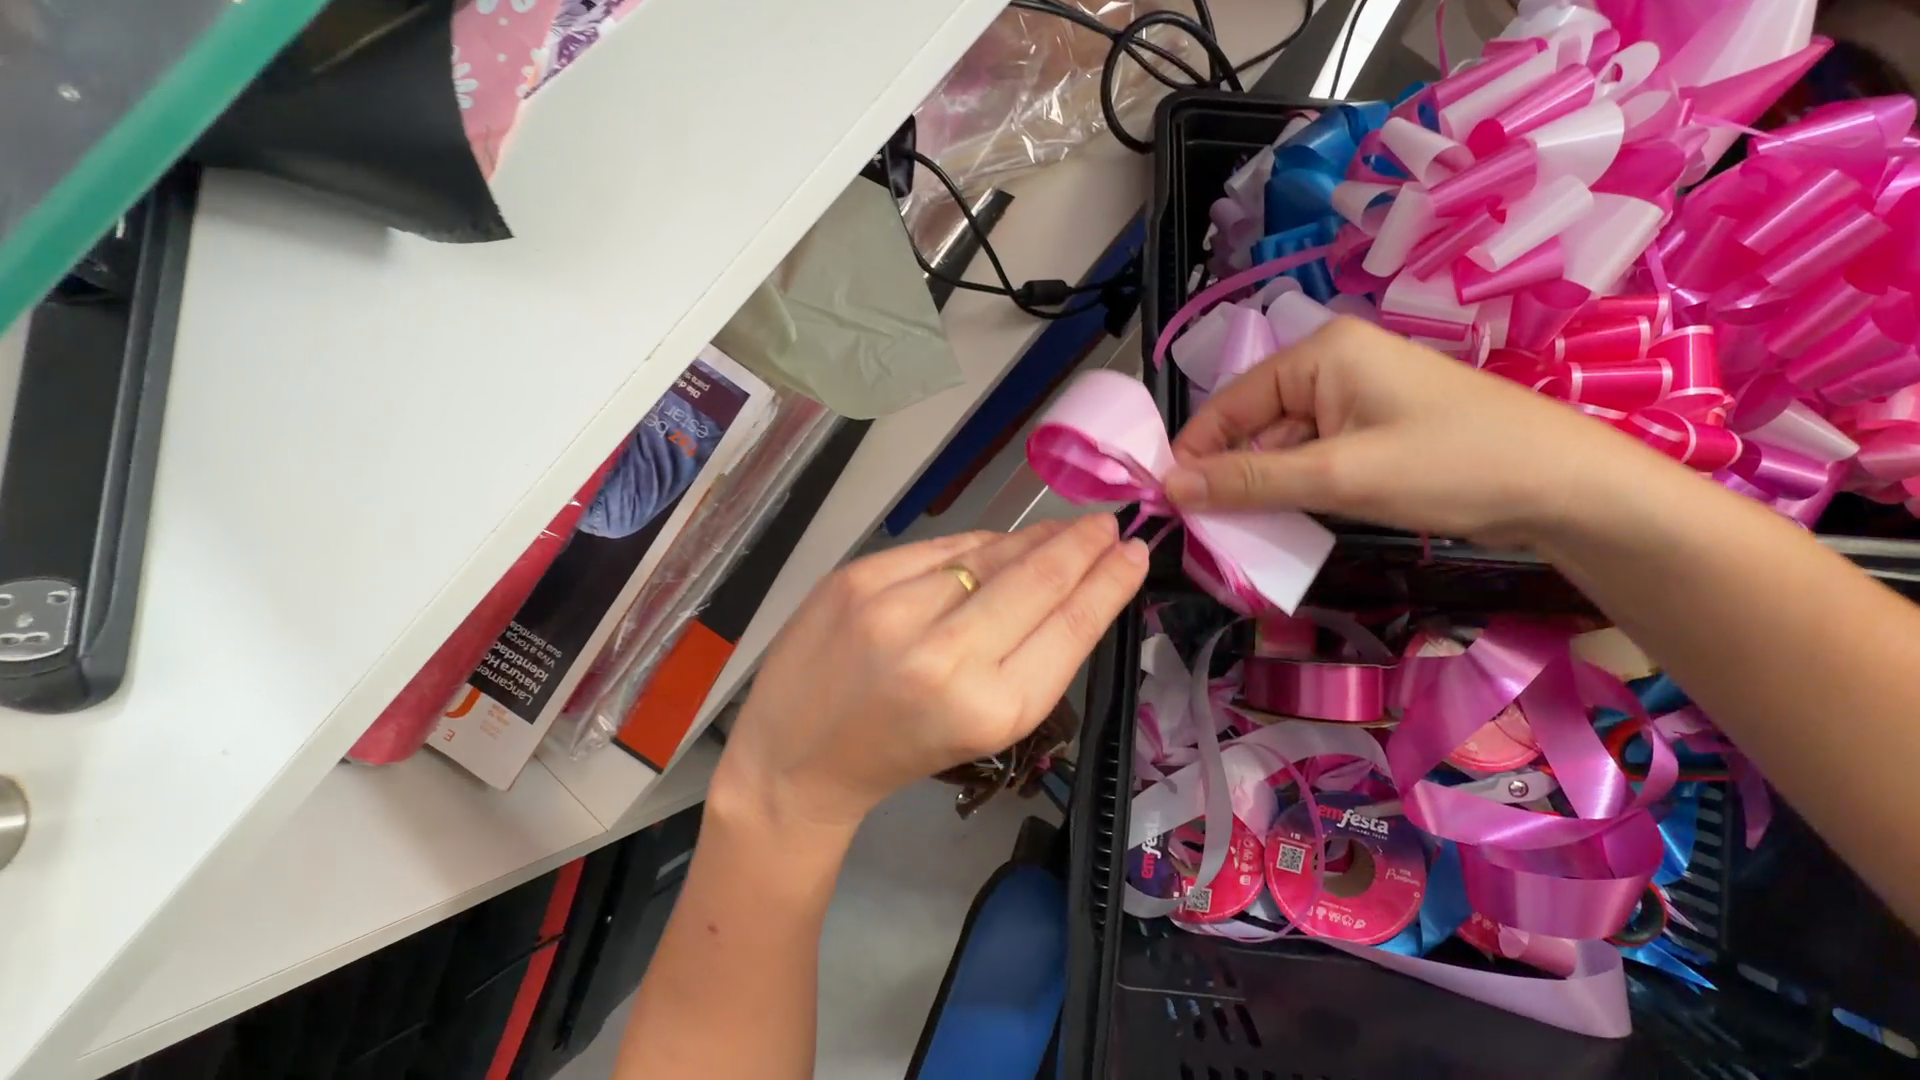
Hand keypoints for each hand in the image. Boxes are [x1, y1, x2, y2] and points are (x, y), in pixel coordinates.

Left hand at [712, 516, 1148, 835]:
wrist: (797, 763)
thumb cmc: (899, 753)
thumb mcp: (981, 728)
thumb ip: (1028, 658)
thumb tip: (1069, 578)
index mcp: (991, 709)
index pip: (1070, 627)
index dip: (1109, 584)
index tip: (1136, 553)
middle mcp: (948, 656)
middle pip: (1038, 580)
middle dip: (1082, 547)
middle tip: (1110, 525)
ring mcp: (896, 609)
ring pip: (990, 554)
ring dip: (1034, 539)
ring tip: (1063, 530)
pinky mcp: (858, 579)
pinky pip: (940, 546)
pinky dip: (977, 542)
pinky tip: (999, 541)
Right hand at [1164, 317, 1672, 546]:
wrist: (1567, 487)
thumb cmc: (1451, 465)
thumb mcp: (1338, 476)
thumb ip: (1249, 480)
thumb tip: (1169, 488)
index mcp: (1320, 353)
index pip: (1229, 401)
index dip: (1195, 451)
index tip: (1167, 502)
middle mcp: (1333, 365)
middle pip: (1253, 424)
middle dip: (1230, 474)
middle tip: (1206, 529)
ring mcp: (1357, 397)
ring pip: (1283, 445)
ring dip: (1264, 487)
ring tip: (1244, 533)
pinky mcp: (1376, 429)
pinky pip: (1314, 457)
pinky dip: (1297, 489)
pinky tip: (1290, 522)